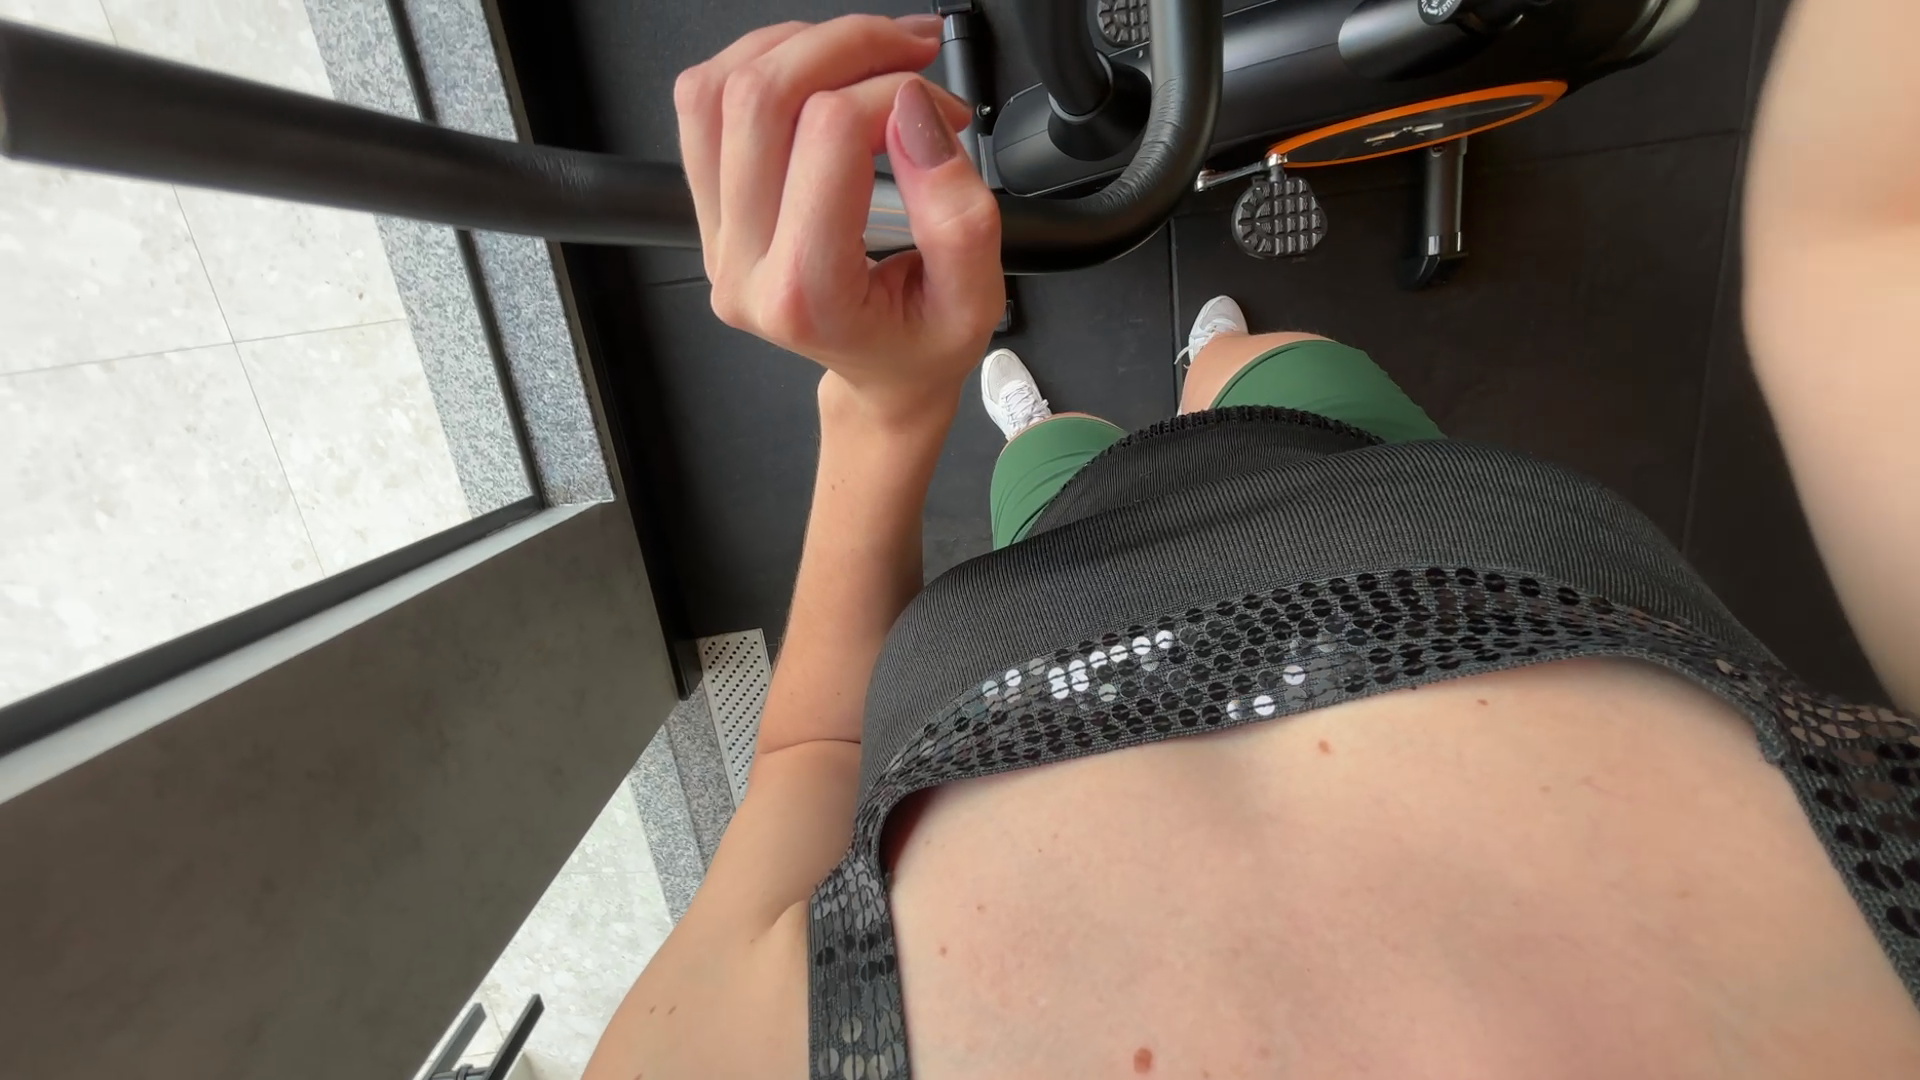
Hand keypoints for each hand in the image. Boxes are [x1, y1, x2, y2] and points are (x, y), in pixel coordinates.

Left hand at [674, 16, 1005, 419]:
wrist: (884, 374)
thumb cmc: (923, 346)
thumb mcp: (975, 300)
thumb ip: (959, 215)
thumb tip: (913, 113)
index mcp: (809, 295)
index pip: (830, 136)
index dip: (895, 95)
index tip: (939, 112)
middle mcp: (746, 270)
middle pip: (762, 98)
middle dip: (847, 47)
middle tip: (907, 53)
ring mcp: (718, 245)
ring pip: (718, 91)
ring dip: (797, 48)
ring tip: (862, 60)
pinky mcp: (711, 221)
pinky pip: (703, 111)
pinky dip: (757, 68)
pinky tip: (813, 79)